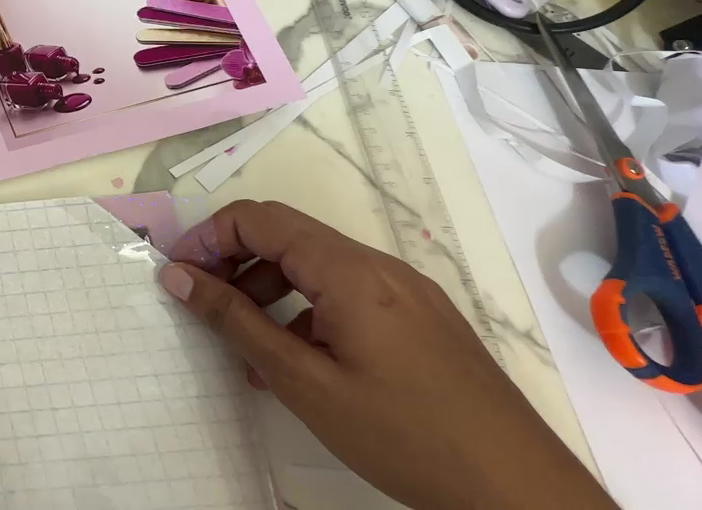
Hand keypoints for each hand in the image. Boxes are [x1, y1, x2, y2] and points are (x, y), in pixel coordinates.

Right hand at [159, 200, 615, 509]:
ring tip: (243, 339)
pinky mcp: (423, 319)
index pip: (258, 219)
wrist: (526, 499)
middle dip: (232, 259)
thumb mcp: (303, 381)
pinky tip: (295, 358)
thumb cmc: (405, 436)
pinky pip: (346, 292)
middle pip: (285, 234)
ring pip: (314, 264)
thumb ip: (235, 321)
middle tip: (202, 300)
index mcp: (350, 271)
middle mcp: (379, 267)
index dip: (207, 237)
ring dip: (266, 286)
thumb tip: (175, 275)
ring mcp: (407, 292)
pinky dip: (305, 307)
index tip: (179, 274)